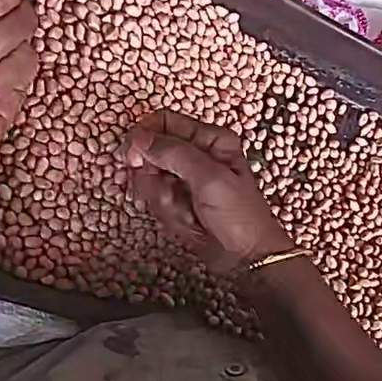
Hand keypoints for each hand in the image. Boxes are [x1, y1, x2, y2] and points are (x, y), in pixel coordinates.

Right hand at [120, 110, 294, 275]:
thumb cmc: (239, 215)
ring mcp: (186, 179)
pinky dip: (167, 213)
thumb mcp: (210, 178)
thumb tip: (139, 137)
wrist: (247, 258)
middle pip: (151, 152)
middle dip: (155, 178)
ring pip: (150, 179)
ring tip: (186, 213)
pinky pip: (156, 200)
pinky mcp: (178, 201)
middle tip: (170, 195)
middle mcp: (197, 155)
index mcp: (211, 139)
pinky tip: (187, 222)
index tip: (134, 158)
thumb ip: (173, 154)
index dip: (144, 138)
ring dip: (162, 200)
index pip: (164, 122)